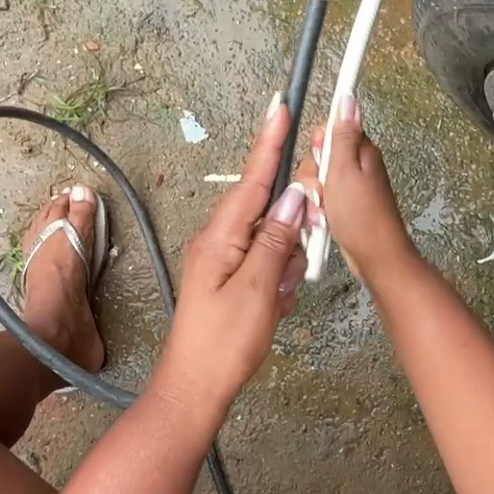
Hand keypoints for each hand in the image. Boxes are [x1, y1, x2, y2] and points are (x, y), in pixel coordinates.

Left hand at [154, 95, 306, 412]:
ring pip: (274, 237)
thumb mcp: (258, 288)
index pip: (253, 179)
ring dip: (287, 260)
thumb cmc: (225, 341)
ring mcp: (225, 259)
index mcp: (222, 235)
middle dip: (294, 225)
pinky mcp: (233, 277)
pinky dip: (280, 278)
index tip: (281, 106)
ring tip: (281, 295)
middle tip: (297, 258)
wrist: (195, 386)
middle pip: (269, 207)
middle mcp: (221, 239)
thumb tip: (296, 196)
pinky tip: (277, 303)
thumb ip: (278, 239)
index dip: (269, 142)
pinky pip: (267, 261)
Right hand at [296, 95, 418, 279]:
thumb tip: (348, 99)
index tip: (320, 160)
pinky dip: (318, 212)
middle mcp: (357, 165)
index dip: (318, 146)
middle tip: (322, 193)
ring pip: (317, 182)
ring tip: (323, 213)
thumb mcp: (345, 170)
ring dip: (313, 199)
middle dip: (312, 177)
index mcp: (360, 151)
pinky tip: (323, 223)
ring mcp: (351, 187)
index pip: (330, 130)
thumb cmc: (362, 216)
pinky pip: (321, 201)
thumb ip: (343, 135)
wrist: (374, 256)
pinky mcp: (345, 206)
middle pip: (318, 158)